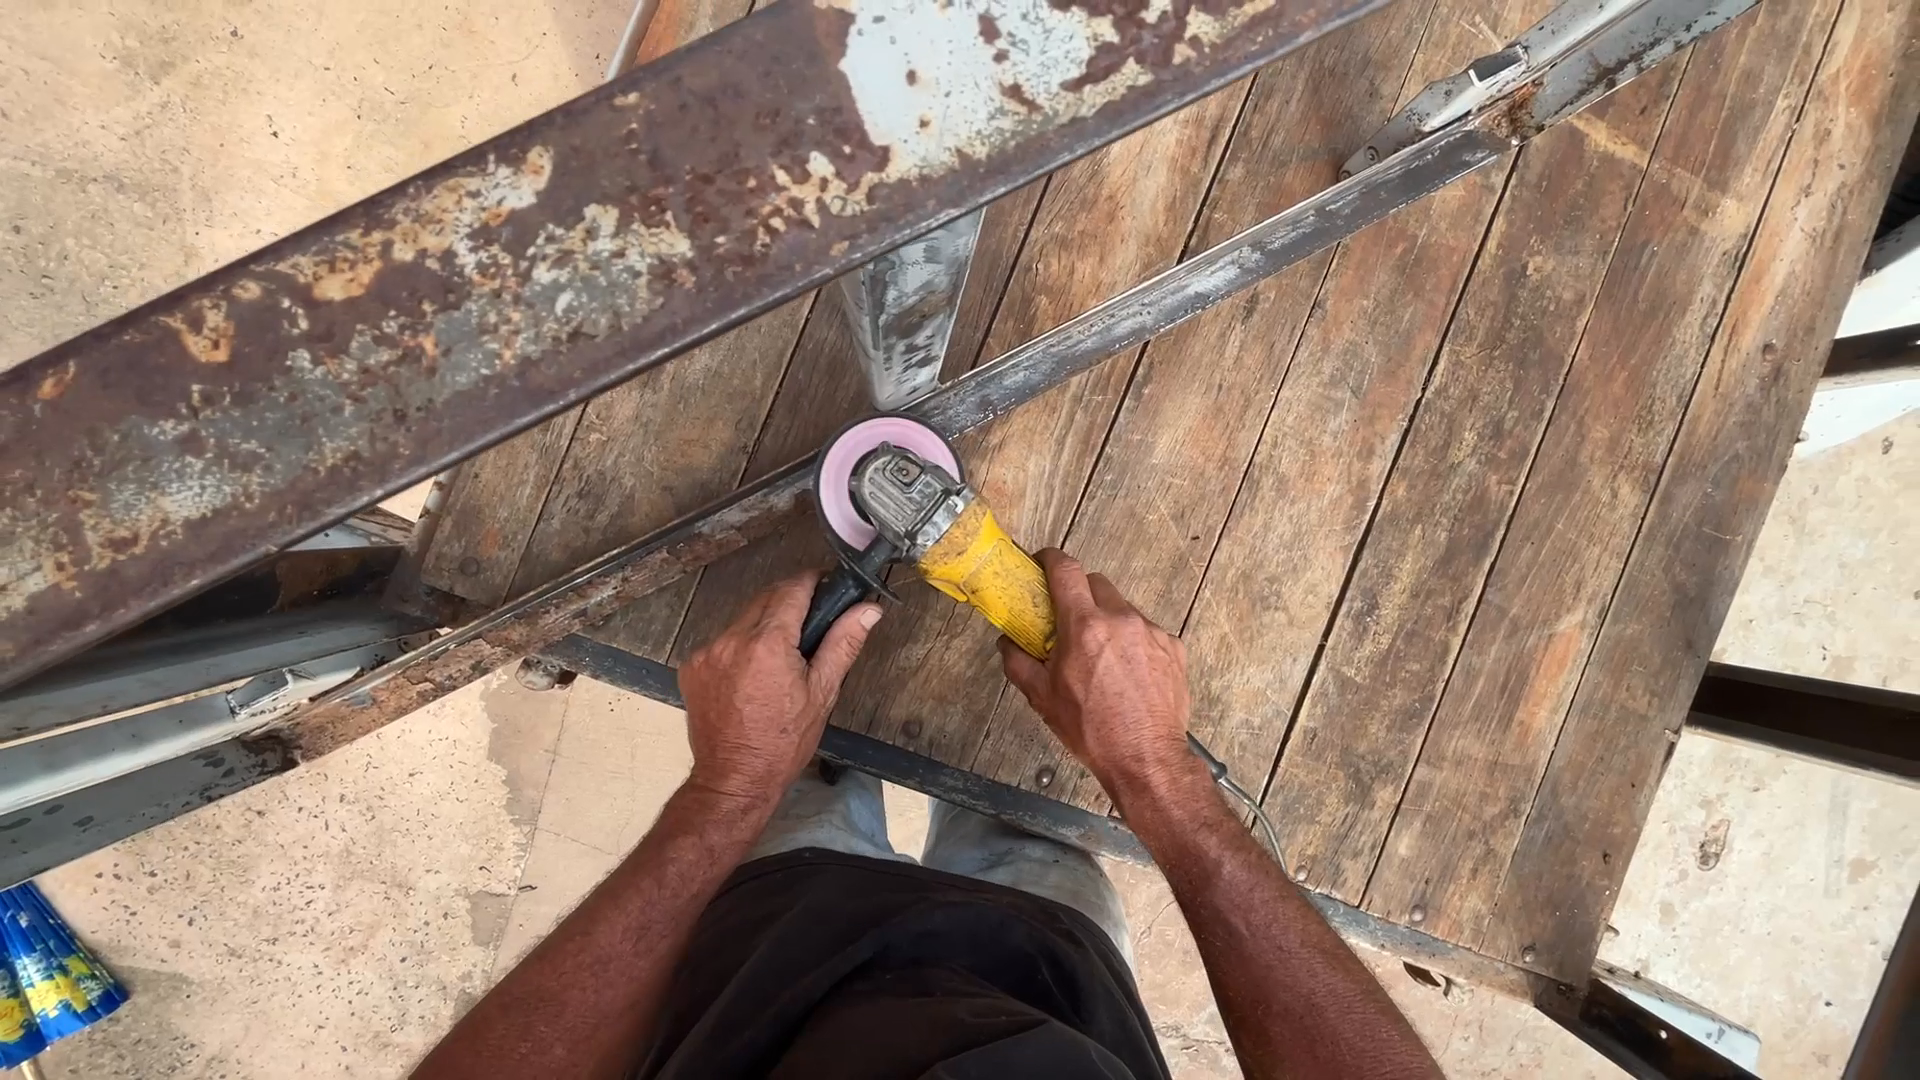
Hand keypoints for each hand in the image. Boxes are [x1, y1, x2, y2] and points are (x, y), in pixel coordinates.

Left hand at [679, 572, 881, 802]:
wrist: (735, 778)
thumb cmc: (782, 741)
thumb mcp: (822, 692)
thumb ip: (843, 643)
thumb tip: (868, 610)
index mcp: (768, 644)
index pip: (791, 590)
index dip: (811, 581)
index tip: (825, 581)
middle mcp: (732, 640)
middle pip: (766, 598)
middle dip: (790, 599)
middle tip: (811, 618)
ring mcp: (708, 652)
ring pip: (744, 617)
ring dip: (765, 622)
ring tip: (783, 651)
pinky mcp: (693, 665)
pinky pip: (723, 638)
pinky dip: (741, 643)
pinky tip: (755, 668)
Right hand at [999, 549, 1199, 800]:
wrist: (1146, 759)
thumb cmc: (1092, 730)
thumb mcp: (1042, 698)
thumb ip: (1018, 662)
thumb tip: (1007, 643)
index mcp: (1085, 627)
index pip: (1066, 570)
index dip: (1050, 559)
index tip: (1042, 562)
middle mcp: (1121, 620)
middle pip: (1096, 583)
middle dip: (1079, 593)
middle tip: (1068, 618)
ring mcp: (1151, 632)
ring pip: (1123, 607)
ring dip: (1107, 619)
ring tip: (1100, 654)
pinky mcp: (1173, 648)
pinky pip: (1146, 630)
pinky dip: (1132, 641)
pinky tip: (1126, 671)